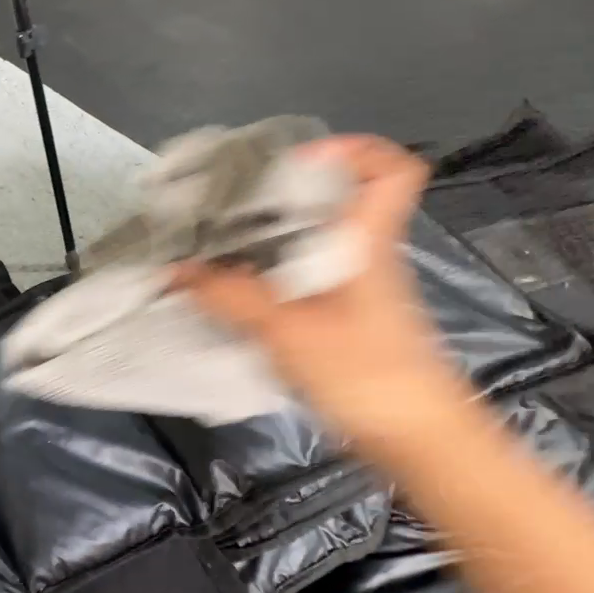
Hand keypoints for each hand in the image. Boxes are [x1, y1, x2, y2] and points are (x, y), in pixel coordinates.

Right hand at [173, 135, 472, 444]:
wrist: (418, 441)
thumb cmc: (365, 374)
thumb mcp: (287, 331)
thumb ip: (228, 296)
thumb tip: (175, 269)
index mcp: (365, 245)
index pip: (390, 172)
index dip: (349, 151)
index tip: (288, 161)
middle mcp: (360, 258)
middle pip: (327, 204)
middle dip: (274, 195)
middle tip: (220, 204)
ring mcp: (349, 290)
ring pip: (305, 242)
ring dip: (258, 238)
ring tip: (206, 244)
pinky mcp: (336, 319)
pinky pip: (292, 278)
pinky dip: (257, 276)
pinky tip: (222, 290)